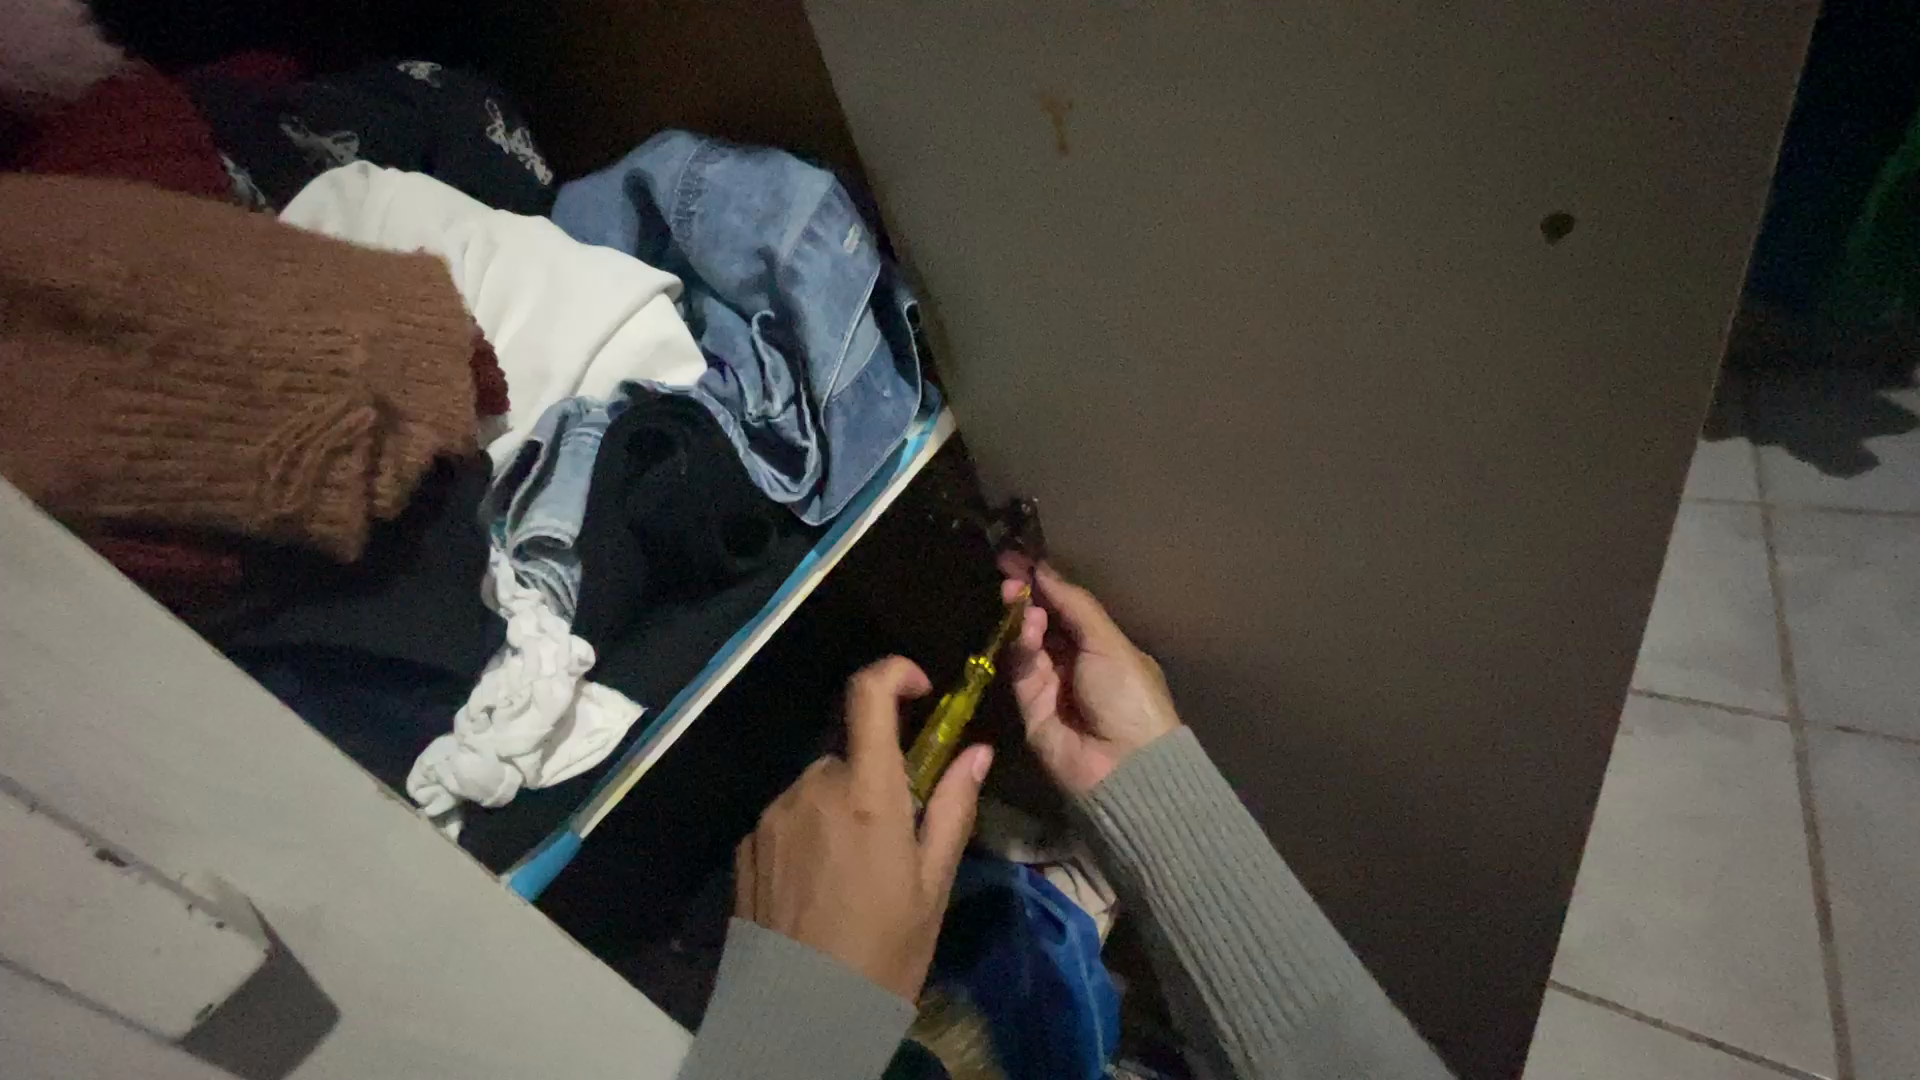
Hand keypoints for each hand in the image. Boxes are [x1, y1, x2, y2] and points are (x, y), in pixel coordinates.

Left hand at [734, 656, 992, 1001]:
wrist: (797, 1025)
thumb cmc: (882, 956)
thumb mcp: (932, 886)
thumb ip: (953, 807)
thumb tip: (977, 750)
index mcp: (866, 794)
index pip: (869, 695)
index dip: (893, 673)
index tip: (918, 688)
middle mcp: (812, 789)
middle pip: (850, 754)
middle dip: (875, 778)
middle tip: (894, 837)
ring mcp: (773, 815)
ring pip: (820, 785)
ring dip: (841, 807)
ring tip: (854, 874)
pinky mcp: (747, 843)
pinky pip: (790, 814)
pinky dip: (810, 831)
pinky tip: (818, 887)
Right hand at [1000, 556, 1180, 795]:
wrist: (1125, 765)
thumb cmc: (1129, 695)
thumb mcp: (1110, 642)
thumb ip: (1074, 605)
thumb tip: (1045, 570)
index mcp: (1102, 646)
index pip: (1067, 607)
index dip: (1044, 583)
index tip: (1018, 559)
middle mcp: (1075, 663)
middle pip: (1042, 622)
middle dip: (1026, 597)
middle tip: (1008, 575)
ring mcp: (1050, 685)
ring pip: (1026, 643)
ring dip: (1022, 618)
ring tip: (1016, 598)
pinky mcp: (1029, 708)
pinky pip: (1020, 670)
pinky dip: (1021, 648)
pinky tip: (1028, 631)